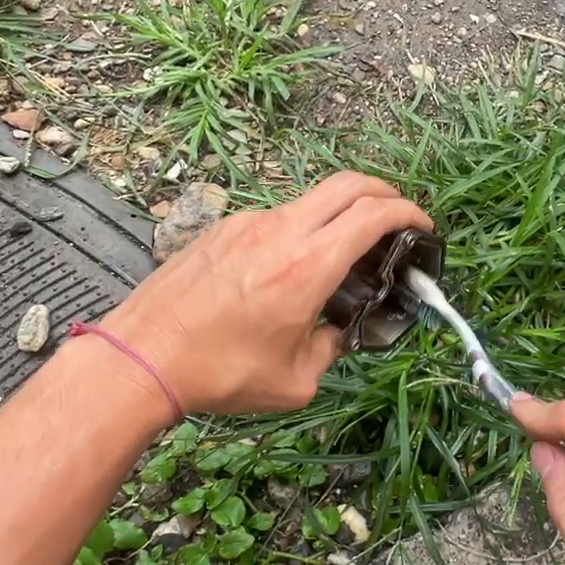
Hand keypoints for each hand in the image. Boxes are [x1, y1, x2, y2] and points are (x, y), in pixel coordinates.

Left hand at [97, 173, 430, 414]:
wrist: (141, 356)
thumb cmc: (220, 372)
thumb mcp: (294, 381)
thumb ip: (331, 349)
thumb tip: (340, 333)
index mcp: (307, 266)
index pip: (373, 214)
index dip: (408, 212)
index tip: (423, 225)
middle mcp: (281, 231)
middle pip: (348, 183)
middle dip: (384, 192)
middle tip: (399, 217)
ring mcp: (248, 223)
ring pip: (311, 198)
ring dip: (340, 211)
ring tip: (345, 250)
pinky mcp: (223, 227)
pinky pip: (276, 216)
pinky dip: (302, 227)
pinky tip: (291, 265)